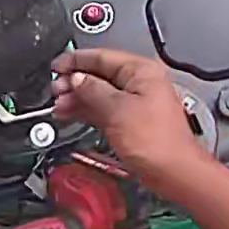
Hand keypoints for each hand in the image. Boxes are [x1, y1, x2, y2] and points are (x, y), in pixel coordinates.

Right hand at [53, 48, 212, 194]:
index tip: (57, 66)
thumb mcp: (117, 109)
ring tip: (59, 104)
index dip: (76, 61)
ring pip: (99, 93)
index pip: (102, 57)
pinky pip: (103, 109)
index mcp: (141, 72)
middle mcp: (140, 84)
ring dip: (77, 98)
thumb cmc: (157, 141)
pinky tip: (70, 113)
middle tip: (56, 89)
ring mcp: (135, 103)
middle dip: (74, 81)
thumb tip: (76, 78)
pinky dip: (86, 111)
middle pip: (99, 75)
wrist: (173, 172)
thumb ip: (92, 90)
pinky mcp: (131, 121)